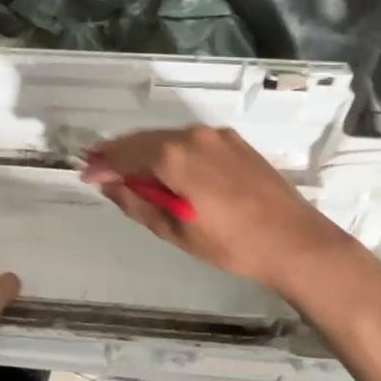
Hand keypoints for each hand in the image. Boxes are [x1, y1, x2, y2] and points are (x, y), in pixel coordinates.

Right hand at [83, 127, 354, 293]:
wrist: (296, 243)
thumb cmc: (230, 244)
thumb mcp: (174, 230)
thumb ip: (136, 202)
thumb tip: (108, 184)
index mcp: (174, 156)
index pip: (124, 154)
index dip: (101, 165)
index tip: (84, 175)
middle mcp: (194, 136)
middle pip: (143, 141)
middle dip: (119, 155)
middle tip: (98, 171)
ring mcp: (218, 137)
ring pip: (167, 139)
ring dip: (144, 153)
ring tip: (127, 174)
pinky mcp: (236, 144)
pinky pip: (190, 143)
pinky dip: (170, 153)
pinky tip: (165, 172)